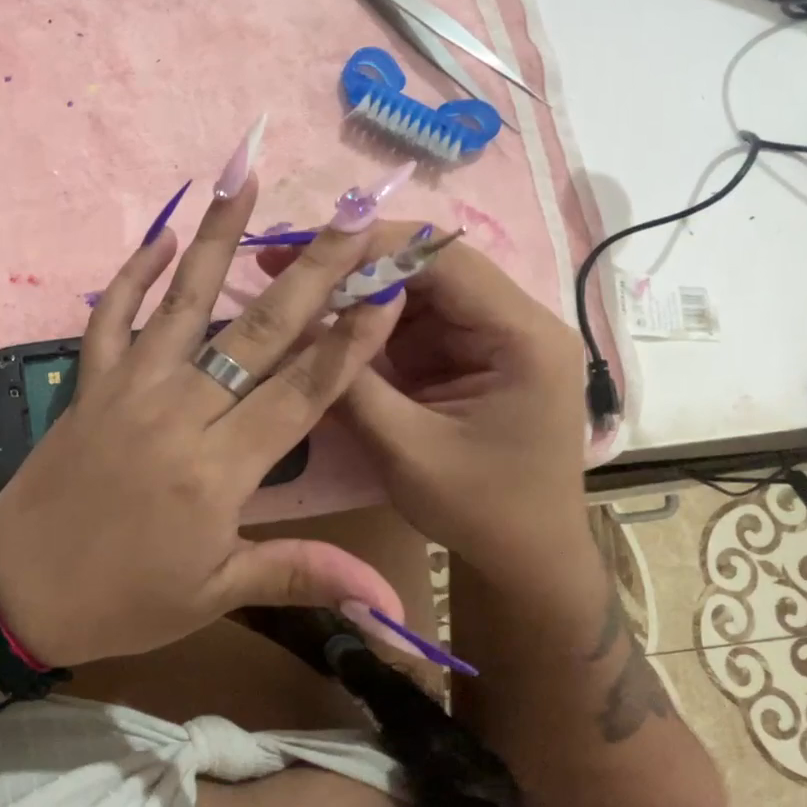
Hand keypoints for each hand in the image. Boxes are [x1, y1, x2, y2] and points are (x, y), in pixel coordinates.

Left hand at [0, 170, 406, 668]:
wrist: (16, 590)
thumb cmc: (121, 601)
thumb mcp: (212, 595)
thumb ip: (299, 573)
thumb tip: (390, 599)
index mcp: (217, 471)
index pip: (301, 392)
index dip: (349, 340)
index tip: (388, 286)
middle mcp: (176, 414)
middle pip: (254, 333)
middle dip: (310, 272)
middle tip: (350, 214)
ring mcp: (126, 391)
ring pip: (181, 305)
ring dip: (217, 241)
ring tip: (246, 180)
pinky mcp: (88, 385)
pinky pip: (110, 319)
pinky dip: (131, 277)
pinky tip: (160, 238)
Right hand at [258, 221, 588, 569]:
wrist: (526, 558)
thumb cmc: (481, 509)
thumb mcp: (405, 449)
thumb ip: (349, 385)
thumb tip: (290, 333)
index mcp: (521, 337)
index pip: (443, 261)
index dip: (370, 247)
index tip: (301, 249)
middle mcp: (513, 323)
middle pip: (427, 268)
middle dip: (353, 263)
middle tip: (279, 261)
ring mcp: (489, 338)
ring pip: (413, 291)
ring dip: (353, 289)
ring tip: (289, 285)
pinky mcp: (465, 357)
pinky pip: (410, 323)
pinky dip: (363, 321)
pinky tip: (319, 320)